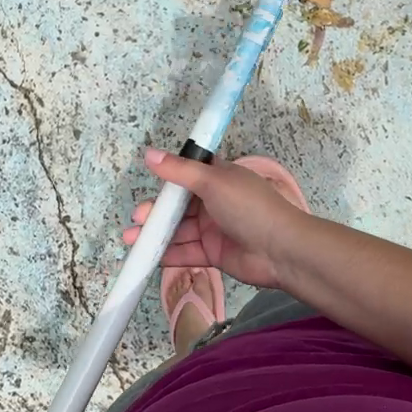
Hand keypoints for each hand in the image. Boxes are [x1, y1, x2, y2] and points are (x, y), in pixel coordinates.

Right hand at [122, 148, 311, 288]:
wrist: (281, 249)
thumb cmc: (249, 207)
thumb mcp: (213, 182)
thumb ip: (179, 171)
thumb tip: (148, 153)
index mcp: (218, 178)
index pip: (187, 175)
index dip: (167, 181)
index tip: (148, 184)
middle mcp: (215, 202)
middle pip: (178, 206)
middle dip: (156, 212)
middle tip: (137, 219)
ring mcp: (214, 229)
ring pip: (179, 231)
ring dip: (156, 234)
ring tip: (131, 240)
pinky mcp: (214, 254)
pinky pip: (186, 252)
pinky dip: (168, 254)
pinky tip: (148, 257)